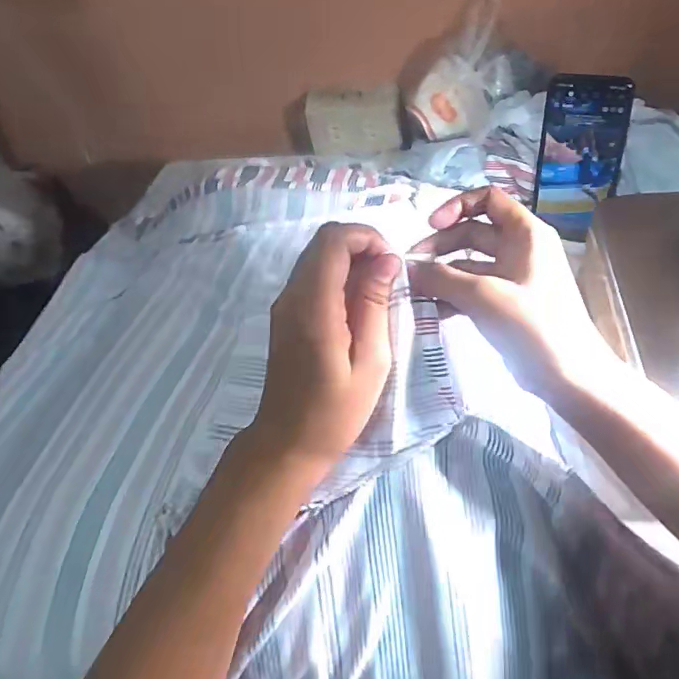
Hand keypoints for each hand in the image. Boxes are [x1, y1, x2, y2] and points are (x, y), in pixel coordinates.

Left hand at [244, 223, 400, 469]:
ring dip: (351, 259)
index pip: (333, 241)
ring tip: (380, 289)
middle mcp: (292, 296)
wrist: (288, 441)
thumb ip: (375, 304)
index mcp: (314, 307)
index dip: (367, 237)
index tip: (393, 263)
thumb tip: (387, 260)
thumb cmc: (336, 410)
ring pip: (317, 255)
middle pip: (323, 241)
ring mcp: (284, 303)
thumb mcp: (371, 361)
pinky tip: (359, 303)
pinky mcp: (286, 313)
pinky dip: (339, 275)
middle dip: (362, 245)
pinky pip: (313, 275)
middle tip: (390, 274)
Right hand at [407, 186, 615, 396]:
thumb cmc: (534, 326)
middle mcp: (521, 248)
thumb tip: (408, 268)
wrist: (570, 375)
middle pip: (473, 231)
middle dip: (440, 245)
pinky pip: (475, 289)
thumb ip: (442, 278)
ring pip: (470, 263)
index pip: (488, 198)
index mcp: (526, 233)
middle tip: (411, 267)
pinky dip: (454, 295)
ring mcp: (515, 277)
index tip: (430, 225)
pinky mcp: (508, 304)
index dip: (457, 205)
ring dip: (443, 274)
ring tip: (415, 291)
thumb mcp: (484, 296)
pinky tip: (433, 311)